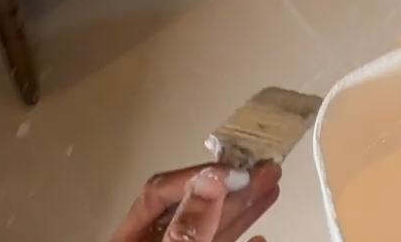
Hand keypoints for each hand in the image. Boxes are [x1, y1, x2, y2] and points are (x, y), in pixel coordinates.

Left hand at [109, 162, 281, 241]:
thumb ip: (186, 229)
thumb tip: (212, 178)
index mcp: (128, 240)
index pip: (158, 192)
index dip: (198, 176)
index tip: (237, 172)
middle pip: (191, 209)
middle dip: (232, 188)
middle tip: (268, 166)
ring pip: (208, 230)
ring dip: (243, 208)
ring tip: (273, 183)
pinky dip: (240, 239)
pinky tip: (261, 237)